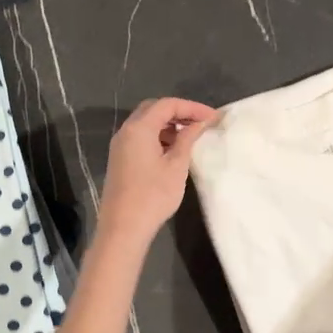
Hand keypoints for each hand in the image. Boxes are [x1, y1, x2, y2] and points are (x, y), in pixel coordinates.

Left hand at [98, 98, 218, 240]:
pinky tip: (172, 150)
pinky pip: (139, 137)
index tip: (213, 117)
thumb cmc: (153, 195)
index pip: (167, 105)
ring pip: (145, 123)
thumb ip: (187, 139)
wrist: (123, 227)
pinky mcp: (119, 159)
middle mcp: (125, 131)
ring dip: (167, 125)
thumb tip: (199, 123)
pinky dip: (157, 136)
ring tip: (189, 136)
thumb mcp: (176, 166)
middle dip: (178, 112)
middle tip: (200, 123)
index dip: (192, 107)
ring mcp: (119, 145)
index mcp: (139, 128)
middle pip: (153, 109)